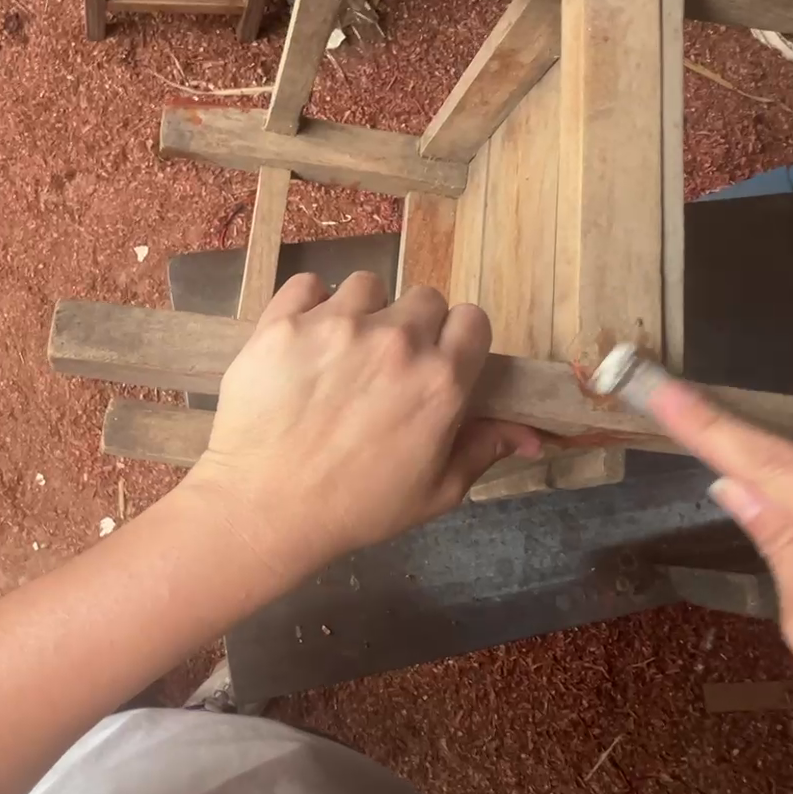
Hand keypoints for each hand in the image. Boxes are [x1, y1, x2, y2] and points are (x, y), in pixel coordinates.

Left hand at [182, 272, 540, 580]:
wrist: (263, 508)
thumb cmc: (355, 509)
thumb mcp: (435, 492)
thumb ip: (482, 449)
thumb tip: (529, 432)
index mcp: (440, 380)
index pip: (473, 319)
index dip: (458, 337)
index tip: (438, 358)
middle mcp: (395, 341)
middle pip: (424, 298)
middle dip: (412, 325)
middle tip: (385, 364)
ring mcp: (336, 325)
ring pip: (367, 286)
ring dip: (362, 311)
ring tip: (339, 351)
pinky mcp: (284, 322)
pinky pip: (308, 284)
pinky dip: (308, 304)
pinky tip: (302, 338)